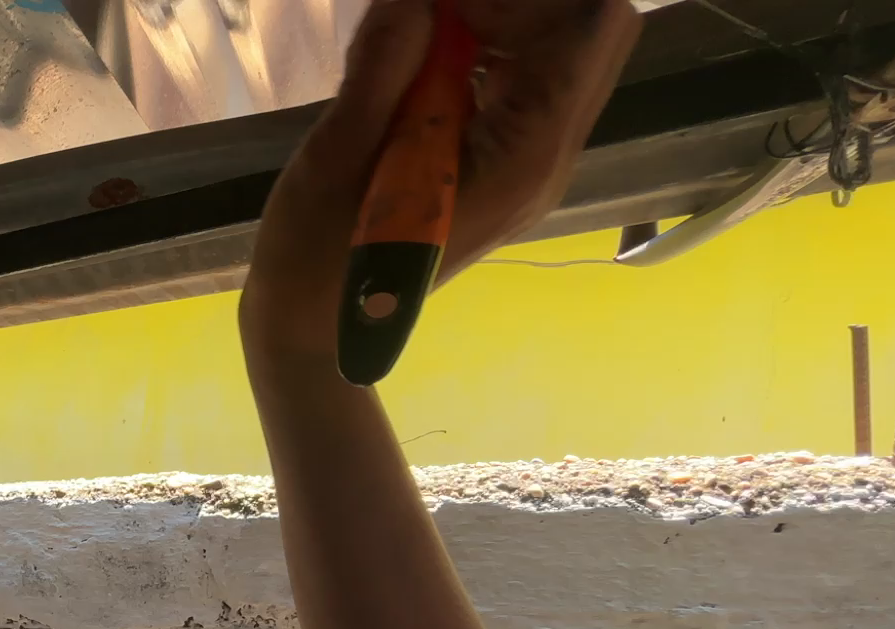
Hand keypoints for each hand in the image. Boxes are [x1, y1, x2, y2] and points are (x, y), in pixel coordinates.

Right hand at [240, 0, 640, 367]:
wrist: (307, 331)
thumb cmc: (311, 261)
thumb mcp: (334, 164)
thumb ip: (381, 72)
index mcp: (520, 162)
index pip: (583, 26)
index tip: (434, 5)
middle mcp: (545, 165)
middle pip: (588, 34)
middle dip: (516, 7)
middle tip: (431, 17)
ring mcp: (527, 175)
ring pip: (560, 60)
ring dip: (502, 27)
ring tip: (423, 41)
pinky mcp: (501, 180)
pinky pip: (525, 95)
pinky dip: (490, 61)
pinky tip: (430, 76)